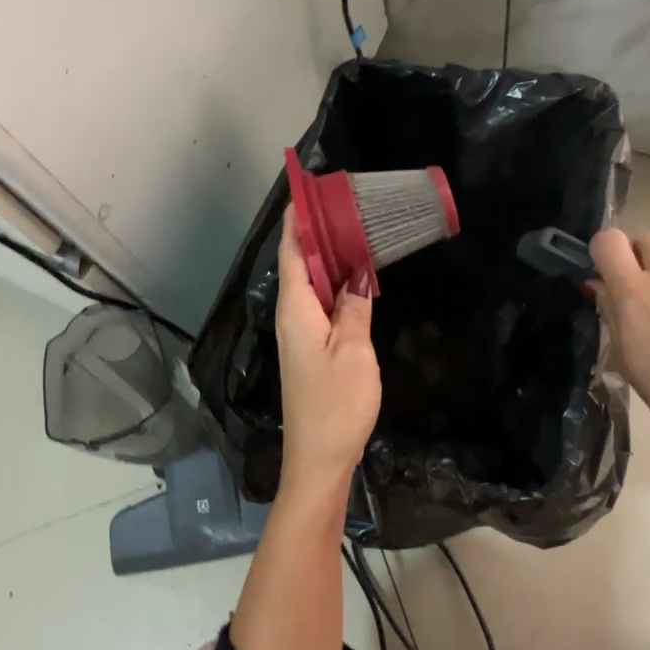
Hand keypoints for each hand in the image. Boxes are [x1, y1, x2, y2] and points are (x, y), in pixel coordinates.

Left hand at [274, 211, 381, 492]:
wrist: (320, 459)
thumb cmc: (337, 405)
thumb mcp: (355, 351)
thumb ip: (355, 308)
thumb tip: (358, 272)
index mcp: (295, 309)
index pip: (291, 252)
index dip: (298, 221)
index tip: (307, 190)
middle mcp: (291, 316)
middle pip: (299, 264)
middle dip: (315, 233)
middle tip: (343, 203)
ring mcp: (299, 334)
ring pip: (310, 284)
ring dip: (327, 258)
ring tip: (352, 229)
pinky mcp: (310, 348)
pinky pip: (319, 304)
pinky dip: (334, 285)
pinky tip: (354, 279)